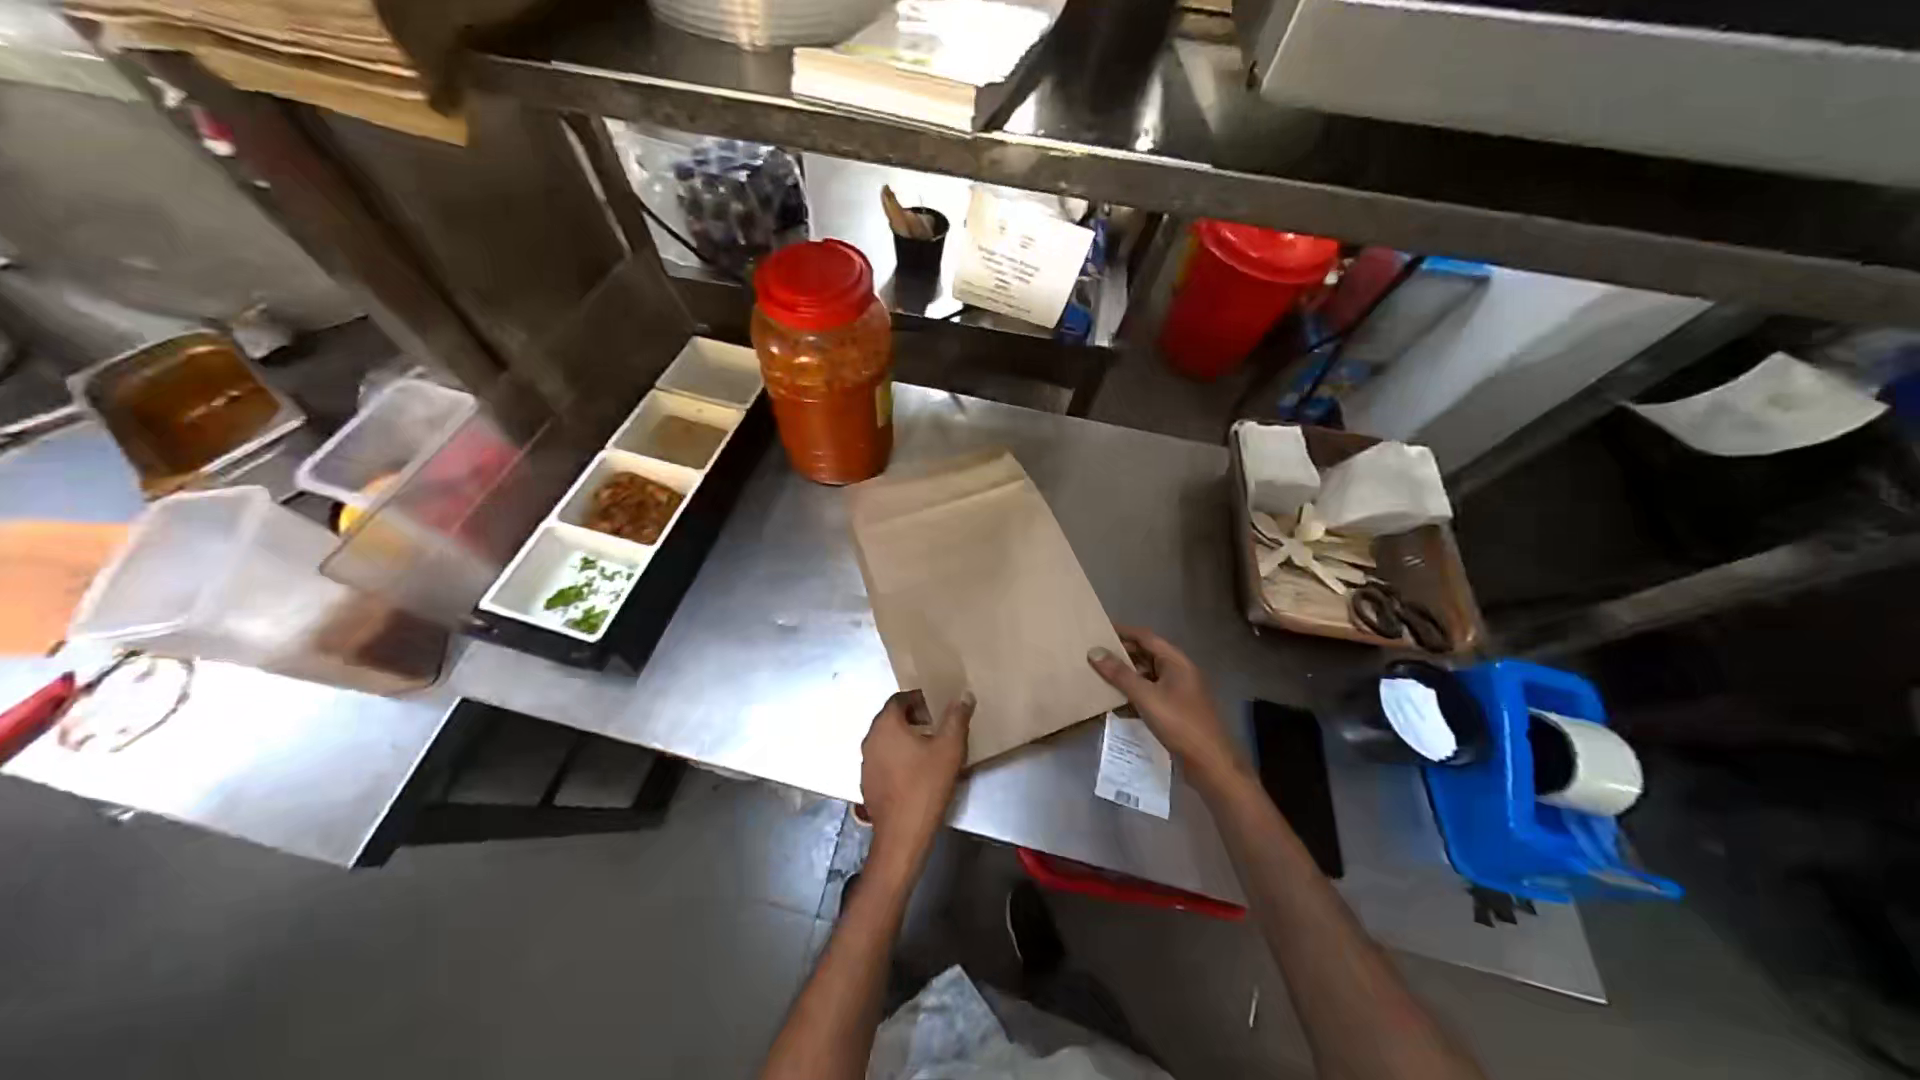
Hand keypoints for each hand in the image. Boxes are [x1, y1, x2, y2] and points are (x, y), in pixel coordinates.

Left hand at [859, 689, 972, 864]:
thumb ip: (956, 718)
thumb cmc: (926, 785)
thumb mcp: (949, 748)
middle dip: (913, 717)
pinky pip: (883, 760)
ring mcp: (866, 763)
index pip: (899, 699)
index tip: (937, 705)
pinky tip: (916, 771)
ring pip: (886, 740)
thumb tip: (963, 695)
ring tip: (929, 747)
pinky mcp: (867, 783)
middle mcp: (870, 740)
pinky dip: (898, 757)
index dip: (918, 698)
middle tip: (937, 724)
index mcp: (886, 725)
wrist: (902, 834)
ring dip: (905, 738)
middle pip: (891, 718)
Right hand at [1088, 626, 1242, 783]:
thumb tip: (1094, 652)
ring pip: (1148, 675)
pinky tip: (1117, 703)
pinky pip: (1151, 693)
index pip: (1146, 637)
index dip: (1123, 632)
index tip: (1098, 631)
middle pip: (1147, 655)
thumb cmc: (1179, 722)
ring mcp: (1179, 691)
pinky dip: (1135, 693)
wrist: (1209, 761)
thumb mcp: (1146, 696)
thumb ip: (1120, 674)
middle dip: (1122, 654)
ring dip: (1127, 675)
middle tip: (1094, 655)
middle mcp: (1179, 671)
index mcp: (1176, 661)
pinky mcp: (1176, 709)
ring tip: (1100, 677)